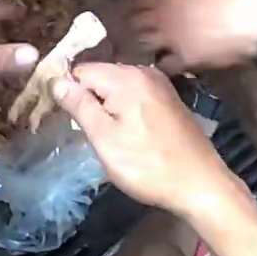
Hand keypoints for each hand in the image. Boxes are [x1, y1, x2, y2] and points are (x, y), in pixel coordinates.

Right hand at [53, 63, 247, 216]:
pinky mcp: (169, 100)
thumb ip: (79, 106)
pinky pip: (135, 95)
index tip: (63, 118)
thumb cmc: (147, 164)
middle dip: (88, 99)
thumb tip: (56, 80)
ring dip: (106, 107)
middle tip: (85, 132)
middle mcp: (144, 71)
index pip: (81, 70)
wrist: (200, 184)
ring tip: (105, 136)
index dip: (68, 92)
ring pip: (117, 88)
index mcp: (126, 77)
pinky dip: (124, 110)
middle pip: (100, 76)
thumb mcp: (104, 138)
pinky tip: (127, 134)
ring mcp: (160, 85)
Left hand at [129, 0, 256, 73]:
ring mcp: (171, 40)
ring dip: (136, 46)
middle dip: (124, 27)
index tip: (119, 11)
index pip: (136, 1)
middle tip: (117, 33)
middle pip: (133, 23)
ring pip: (142, 44)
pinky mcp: (183, 61)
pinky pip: (162, 65)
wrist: (255, 22)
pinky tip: (158, 67)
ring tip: (130, 50)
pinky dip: (159, 66)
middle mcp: (163, 17)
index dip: (127, 7)